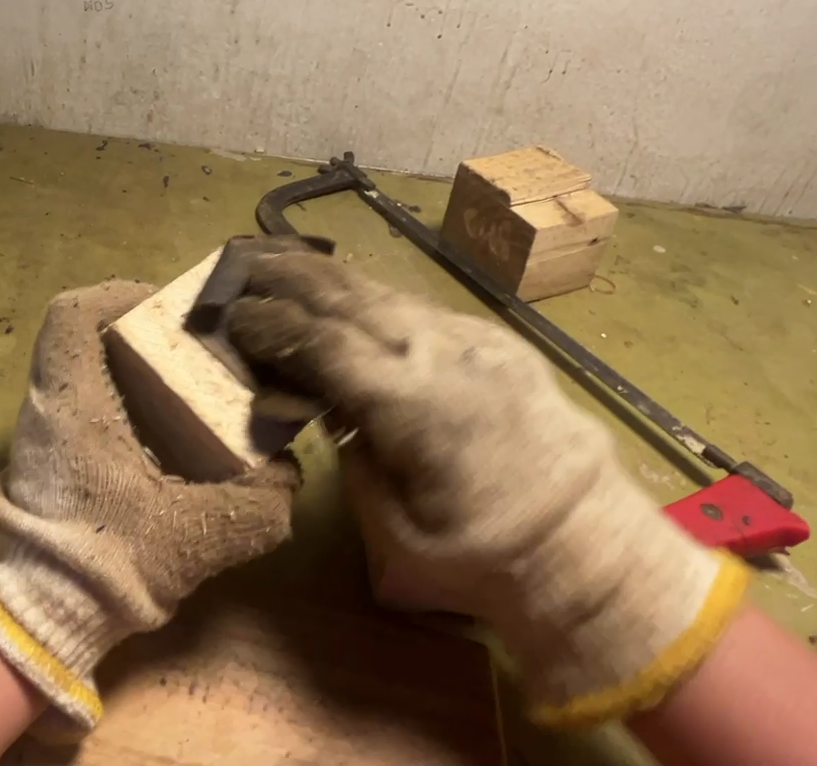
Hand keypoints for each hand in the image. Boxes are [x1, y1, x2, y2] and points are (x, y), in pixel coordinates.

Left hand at [0, 281, 301, 732]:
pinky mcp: (44, 460)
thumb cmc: (105, 564)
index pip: (71, 316)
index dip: (115, 296)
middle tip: (186, 346)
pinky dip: (116, 399)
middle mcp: (48, 408)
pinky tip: (161, 431)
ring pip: (80, 370)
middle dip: (133, 331)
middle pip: (81, 338)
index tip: (161, 306)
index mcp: (73, 404)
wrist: (43, 622)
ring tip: (181, 383)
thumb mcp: (195, 536)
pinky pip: (79, 403)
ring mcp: (39, 434)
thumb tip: (288, 473)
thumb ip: (257, 505)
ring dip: (125, 365)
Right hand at [224, 252, 748, 728]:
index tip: (230, 317)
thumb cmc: (479, 555)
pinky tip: (338, 293)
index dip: (271, 327)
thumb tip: (312, 402)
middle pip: (348, 298)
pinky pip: (412, 306)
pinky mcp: (489, 337)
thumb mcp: (393, 528)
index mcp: (414, 405)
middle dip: (286, 278)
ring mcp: (469, 338)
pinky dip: (364, 296)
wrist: (586, 543)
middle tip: (237, 264)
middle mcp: (440, 353)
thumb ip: (347, 454)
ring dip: (323, 276)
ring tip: (276, 260)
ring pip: (381, 292)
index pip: (324, 345)